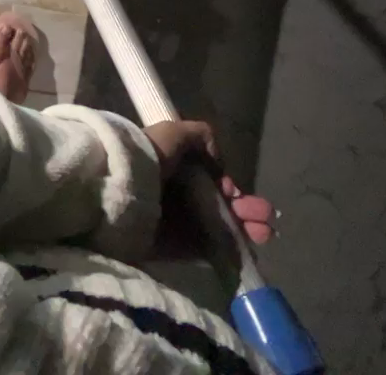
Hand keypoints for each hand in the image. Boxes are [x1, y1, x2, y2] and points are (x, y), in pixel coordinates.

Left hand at [144, 120, 275, 244]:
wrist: (119, 186)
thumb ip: (199, 137)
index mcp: (176, 170)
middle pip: (219, 208)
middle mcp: (177, 197)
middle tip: (266, 219)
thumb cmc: (149, 156)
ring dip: (245, 232)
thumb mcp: (174, 133)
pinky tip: (249, 252)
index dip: (230, 188)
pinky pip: (206, 252)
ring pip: (219, 230)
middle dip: (247, 212)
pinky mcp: (173, 248)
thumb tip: (219, 163)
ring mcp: (176, 224)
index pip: (210, 183)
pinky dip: (229, 253)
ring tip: (264, 233)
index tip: (236, 192)